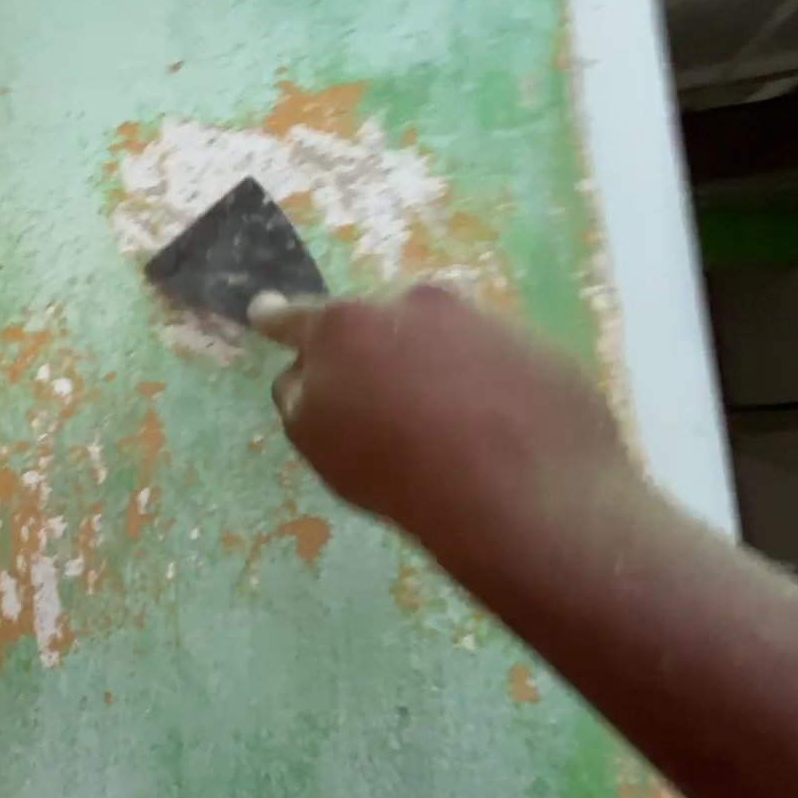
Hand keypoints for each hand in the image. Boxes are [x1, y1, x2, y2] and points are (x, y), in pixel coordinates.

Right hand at [249, 285, 632, 557]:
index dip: (274, 319)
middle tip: (370, 399)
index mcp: (343, 326)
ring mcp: (480, 318)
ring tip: (434, 419)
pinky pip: (486, 356)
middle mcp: (411, 303)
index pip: (295, 318)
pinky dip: (475, 380)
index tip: (262, 312)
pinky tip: (482, 426)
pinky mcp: (536, 344)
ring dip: (422, 362)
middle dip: (363, 349)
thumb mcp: (312, 440)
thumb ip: (295, 394)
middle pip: (371, 323)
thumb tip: (302, 372)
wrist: (521, 495)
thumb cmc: (391, 467)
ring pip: (433, 335)